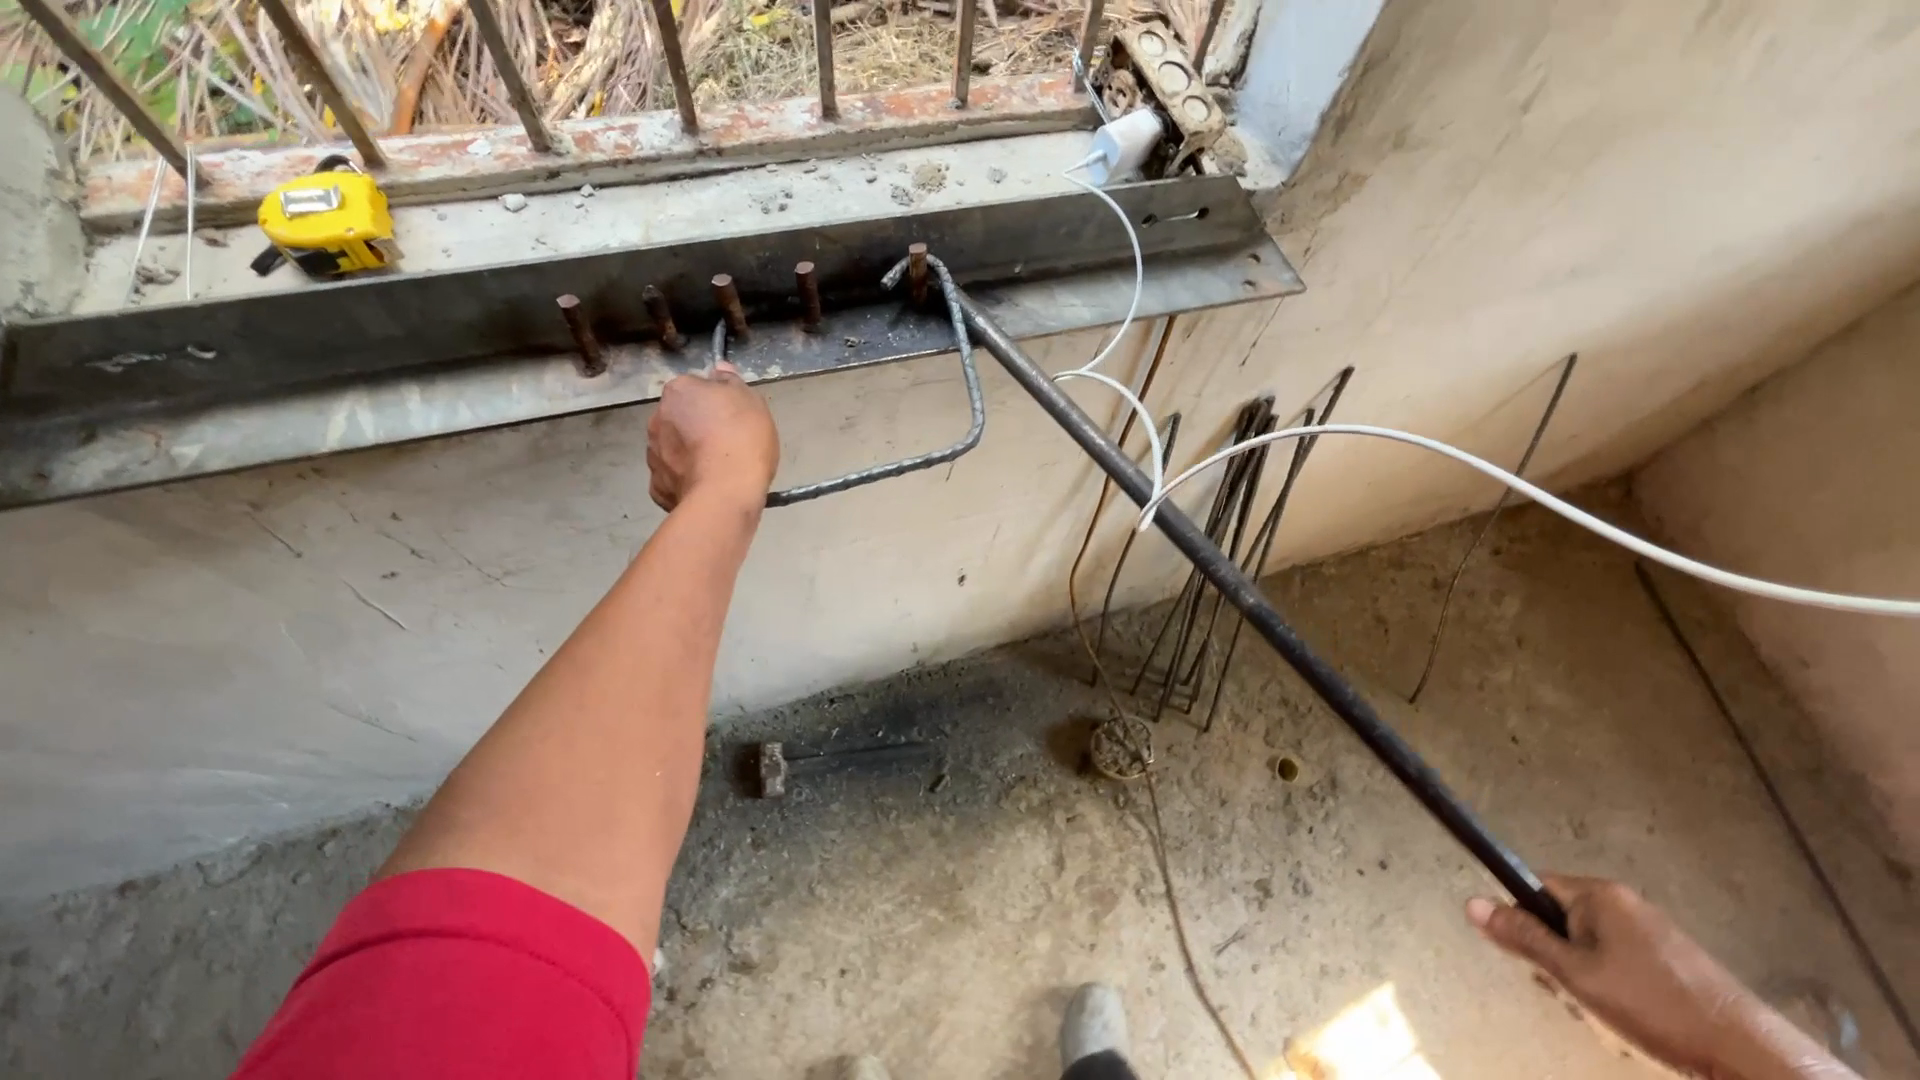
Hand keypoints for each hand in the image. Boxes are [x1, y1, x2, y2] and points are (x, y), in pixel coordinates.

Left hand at [646, 361, 778, 511]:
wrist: (726, 493)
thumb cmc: (742, 439)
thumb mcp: (751, 401)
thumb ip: (731, 382)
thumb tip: (719, 369)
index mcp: (679, 391)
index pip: (694, 387)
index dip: (715, 401)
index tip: (732, 415)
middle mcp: (657, 418)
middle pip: (679, 417)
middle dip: (696, 426)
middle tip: (726, 442)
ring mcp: (653, 454)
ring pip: (672, 447)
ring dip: (688, 453)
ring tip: (716, 469)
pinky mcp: (657, 486)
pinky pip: (672, 477)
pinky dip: (684, 481)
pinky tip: (704, 487)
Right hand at [1468, 876, 1851, 1078]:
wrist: (1747, 1051)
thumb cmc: (1653, 1004)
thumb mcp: (1575, 974)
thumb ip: (1523, 938)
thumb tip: (1471, 902)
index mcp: (1600, 895)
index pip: (1534, 886)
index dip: (1522, 918)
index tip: (1529, 955)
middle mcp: (1624, 902)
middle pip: (1561, 917)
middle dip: (1555, 954)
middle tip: (1570, 988)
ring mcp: (1651, 930)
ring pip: (1588, 943)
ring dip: (1583, 973)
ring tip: (1604, 1008)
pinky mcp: (1671, 958)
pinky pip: (1617, 959)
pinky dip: (1611, 983)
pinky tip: (1630, 1013)